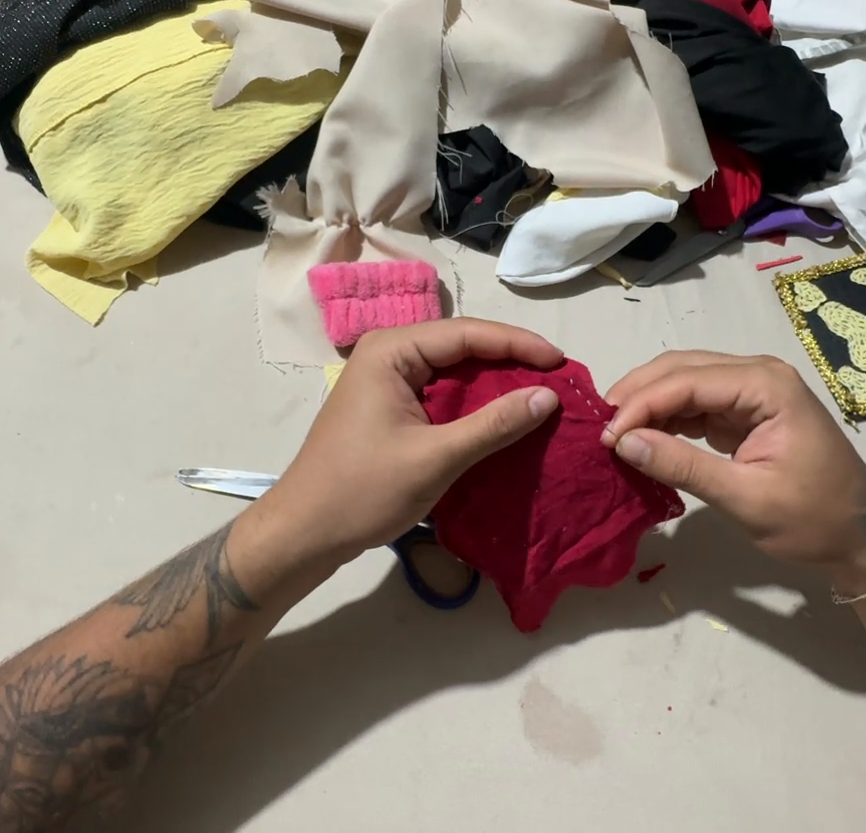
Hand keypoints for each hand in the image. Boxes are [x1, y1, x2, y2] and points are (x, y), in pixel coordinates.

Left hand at [256, 318, 562, 566]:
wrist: (305, 532)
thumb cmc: (363, 490)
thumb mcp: (436, 457)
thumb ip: (494, 424)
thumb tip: (548, 396)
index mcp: (391, 351)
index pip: (466, 333)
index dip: (517, 344)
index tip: (560, 360)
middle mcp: (388, 354)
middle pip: (460, 345)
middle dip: (509, 359)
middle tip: (556, 376)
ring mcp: (386, 379)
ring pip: (453, 370)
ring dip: (494, 381)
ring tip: (539, 392)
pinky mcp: (390, 405)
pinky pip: (441, 392)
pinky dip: (474, 402)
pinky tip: (503, 415)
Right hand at [601, 352, 865, 571]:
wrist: (863, 537)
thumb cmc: (814, 519)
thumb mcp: (747, 498)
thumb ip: (683, 467)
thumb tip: (623, 443)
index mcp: (767, 385)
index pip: (688, 380)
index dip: (642, 404)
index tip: (606, 436)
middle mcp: (757, 374)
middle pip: (681, 369)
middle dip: (638, 395)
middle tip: (600, 428)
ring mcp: (751, 390)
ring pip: (684, 381)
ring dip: (648, 404)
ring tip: (614, 433)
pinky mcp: (743, 410)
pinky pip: (694, 403)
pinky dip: (665, 417)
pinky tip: (642, 436)